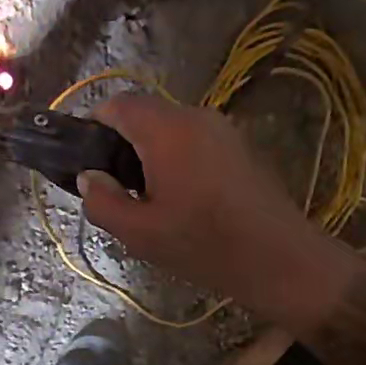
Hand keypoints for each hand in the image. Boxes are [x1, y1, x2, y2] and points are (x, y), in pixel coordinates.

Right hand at [79, 93, 356, 329]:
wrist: (279, 259)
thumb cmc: (203, 244)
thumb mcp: (139, 232)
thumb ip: (102, 201)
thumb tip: (88, 177)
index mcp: (166, 130)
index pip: (117, 105)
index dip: (93, 126)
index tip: (85, 161)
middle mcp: (195, 116)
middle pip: (144, 114)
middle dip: (121, 143)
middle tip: (114, 188)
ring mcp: (222, 129)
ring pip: (170, 128)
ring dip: (149, 153)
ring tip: (146, 198)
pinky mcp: (239, 146)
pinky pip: (194, 140)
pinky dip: (175, 158)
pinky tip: (180, 199)